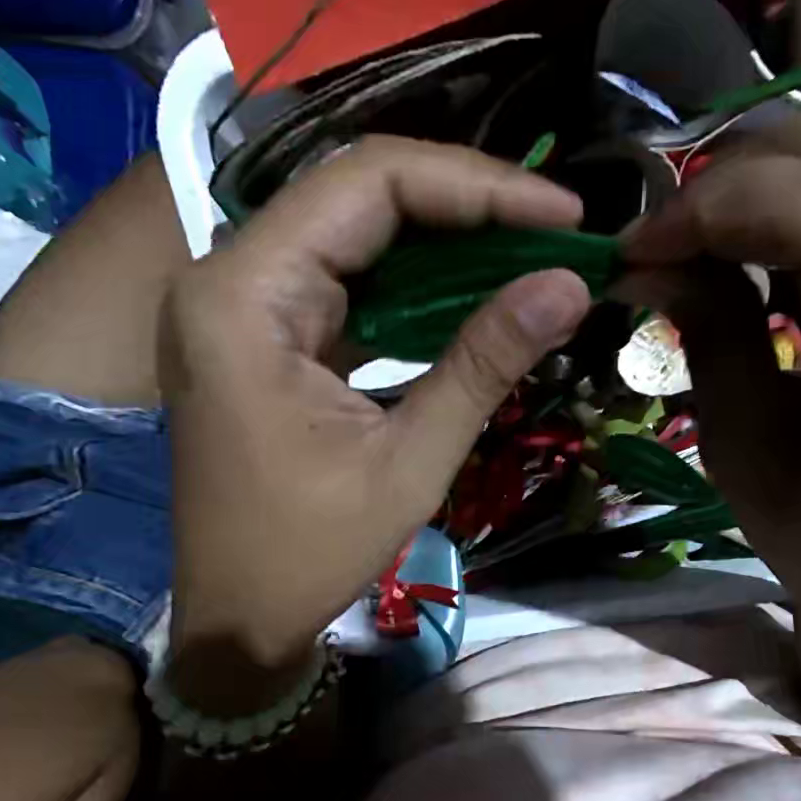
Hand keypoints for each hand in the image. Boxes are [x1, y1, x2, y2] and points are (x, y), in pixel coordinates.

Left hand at [161, 137, 592, 690]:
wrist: (237, 617)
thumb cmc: (312, 553)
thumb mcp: (410, 462)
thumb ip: (484, 364)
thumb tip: (570, 285)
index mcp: (245, 296)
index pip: (368, 183)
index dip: (478, 186)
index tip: (563, 212)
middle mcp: (230, 276)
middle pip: (361, 195)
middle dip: (469, 205)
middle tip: (557, 232)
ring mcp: (242, 304)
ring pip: (357, 233)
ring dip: (448, 240)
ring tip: (531, 254)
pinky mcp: (263, 334)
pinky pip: (347, 281)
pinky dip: (415, 284)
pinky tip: (474, 294)